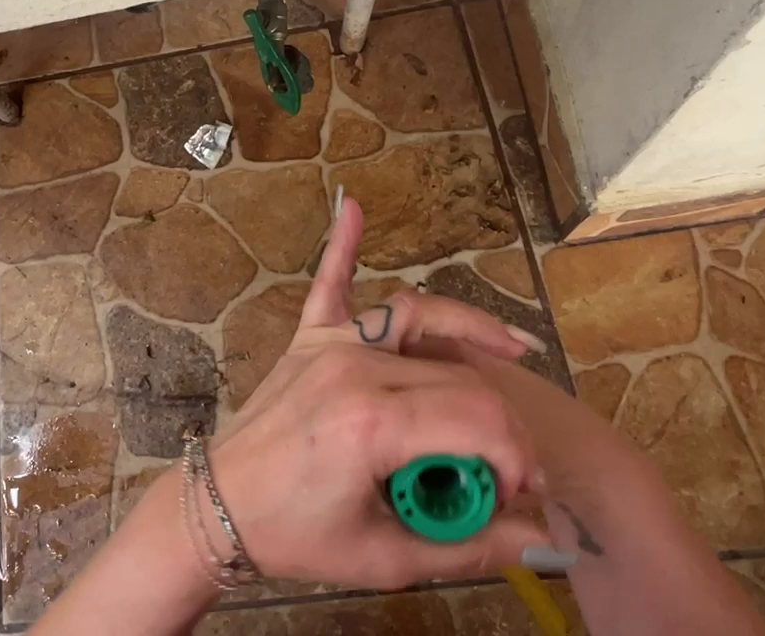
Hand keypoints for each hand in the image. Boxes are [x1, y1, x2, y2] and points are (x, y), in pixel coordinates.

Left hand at [198, 196, 556, 589]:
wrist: (219, 505)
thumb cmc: (297, 535)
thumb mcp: (385, 558)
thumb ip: (470, 546)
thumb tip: (546, 543)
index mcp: (372, 423)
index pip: (479, 420)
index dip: (518, 458)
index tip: (522, 495)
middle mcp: (353, 369)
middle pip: (459, 377)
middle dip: (502, 424)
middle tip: (512, 470)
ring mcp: (329, 345)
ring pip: (416, 318)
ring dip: (468, 328)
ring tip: (513, 345)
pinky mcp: (309, 339)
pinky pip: (330, 285)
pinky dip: (341, 245)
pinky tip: (352, 205)